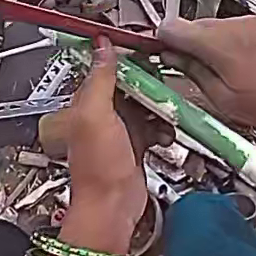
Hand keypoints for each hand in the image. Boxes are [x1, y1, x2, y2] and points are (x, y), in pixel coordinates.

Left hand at [45, 40, 147, 254]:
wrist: (112, 208)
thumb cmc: (98, 167)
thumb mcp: (96, 115)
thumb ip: (99, 80)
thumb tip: (101, 46)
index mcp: (88, 102)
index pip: (106, 67)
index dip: (126, 57)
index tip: (146, 51)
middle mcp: (104, 113)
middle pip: (131, 84)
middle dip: (149, 82)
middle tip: (163, 83)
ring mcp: (122, 129)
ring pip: (146, 104)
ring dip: (159, 106)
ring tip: (167, 110)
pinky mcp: (138, 144)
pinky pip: (155, 126)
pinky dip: (164, 127)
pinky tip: (166, 133)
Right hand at [156, 16, 255, 131]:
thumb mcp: (223, 99)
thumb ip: (192, 74)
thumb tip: (174, 61)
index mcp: (216, 43)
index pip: (171, 27)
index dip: (160, 40)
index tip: (157, 51)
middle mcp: (232, 25)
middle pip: (192, 26)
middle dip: (186, 45)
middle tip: (187, 69)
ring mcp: (250, 22)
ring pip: (214, 27)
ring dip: (210, 45)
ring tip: (221, 73)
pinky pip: (236, 29)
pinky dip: (231, 43)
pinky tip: (240, 65)